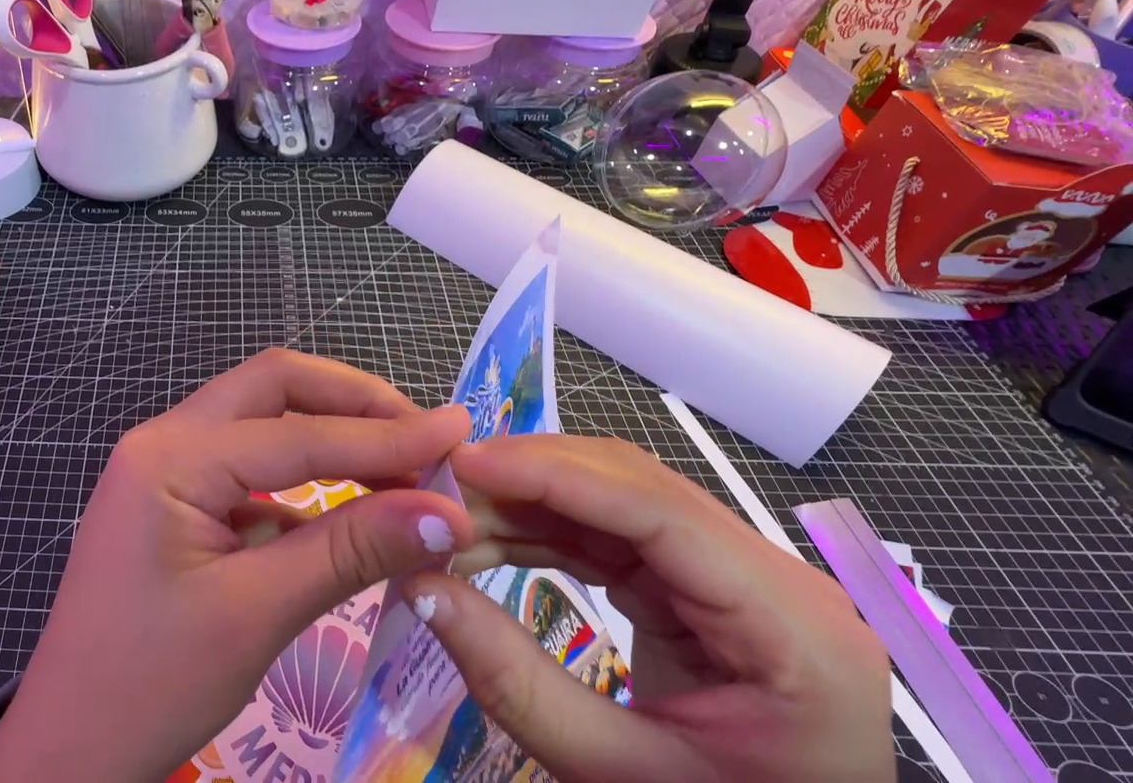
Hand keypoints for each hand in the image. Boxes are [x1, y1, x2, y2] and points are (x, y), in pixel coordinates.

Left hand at [0, 349, 473, 782]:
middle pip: (273, 390)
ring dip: (331, 435)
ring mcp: (165, 467)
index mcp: (170, 455)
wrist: (69, 745)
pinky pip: (249, 466)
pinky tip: (350, 504)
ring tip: (403, 466)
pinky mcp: (177, 501)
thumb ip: (351, 550)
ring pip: (261, 422)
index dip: (386, 432)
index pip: (297, 431)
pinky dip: (304, 477)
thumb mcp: (257, 613)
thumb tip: (448, 514)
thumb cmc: (152, 682)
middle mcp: (164, 440)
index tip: (462, 433)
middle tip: (425, 436)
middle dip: (352, 404)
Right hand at [409, 435, 891, 782]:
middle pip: (636, 490)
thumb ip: (517, 683)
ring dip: (528, 500)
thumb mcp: (619, 775)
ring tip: (450, 515)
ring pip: (616, 501)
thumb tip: (420, 586)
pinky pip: (613, 535)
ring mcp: (739, 577)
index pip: (660, 513)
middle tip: (437, 487)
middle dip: (529, 478)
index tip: (463, 462)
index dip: (554, 475)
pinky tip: (490, 538)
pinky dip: (545, 530)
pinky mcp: (701, 587)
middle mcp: (775, 579)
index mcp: (792, 627)